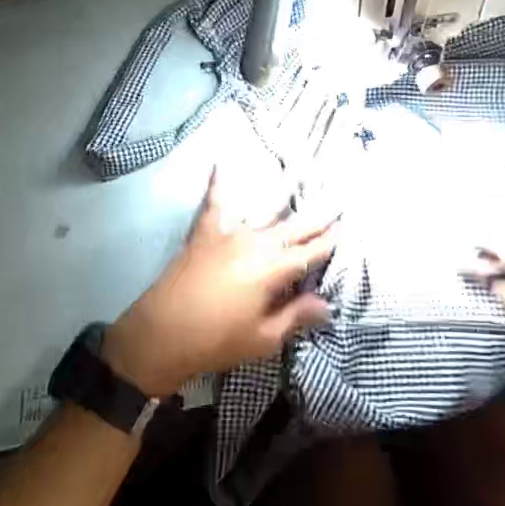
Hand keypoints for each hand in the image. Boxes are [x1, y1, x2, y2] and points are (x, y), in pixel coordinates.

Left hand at [103, 170, 336, 396]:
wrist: (158, 336)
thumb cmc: (216, 342)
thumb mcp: (263, 338)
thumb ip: (296, 316)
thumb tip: (327, 305)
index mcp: (274, 270)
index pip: (311, 252)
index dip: (330, 241)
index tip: (346, 226)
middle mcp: (256, 244)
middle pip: (294, 228)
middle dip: (318, 216)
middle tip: (338, 199)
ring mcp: (229, 235)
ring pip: (263, 209)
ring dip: (284, 190)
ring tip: (300, 169)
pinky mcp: (204, 235)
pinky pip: (214, 205)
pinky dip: (219, 184)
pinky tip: (219, 163)